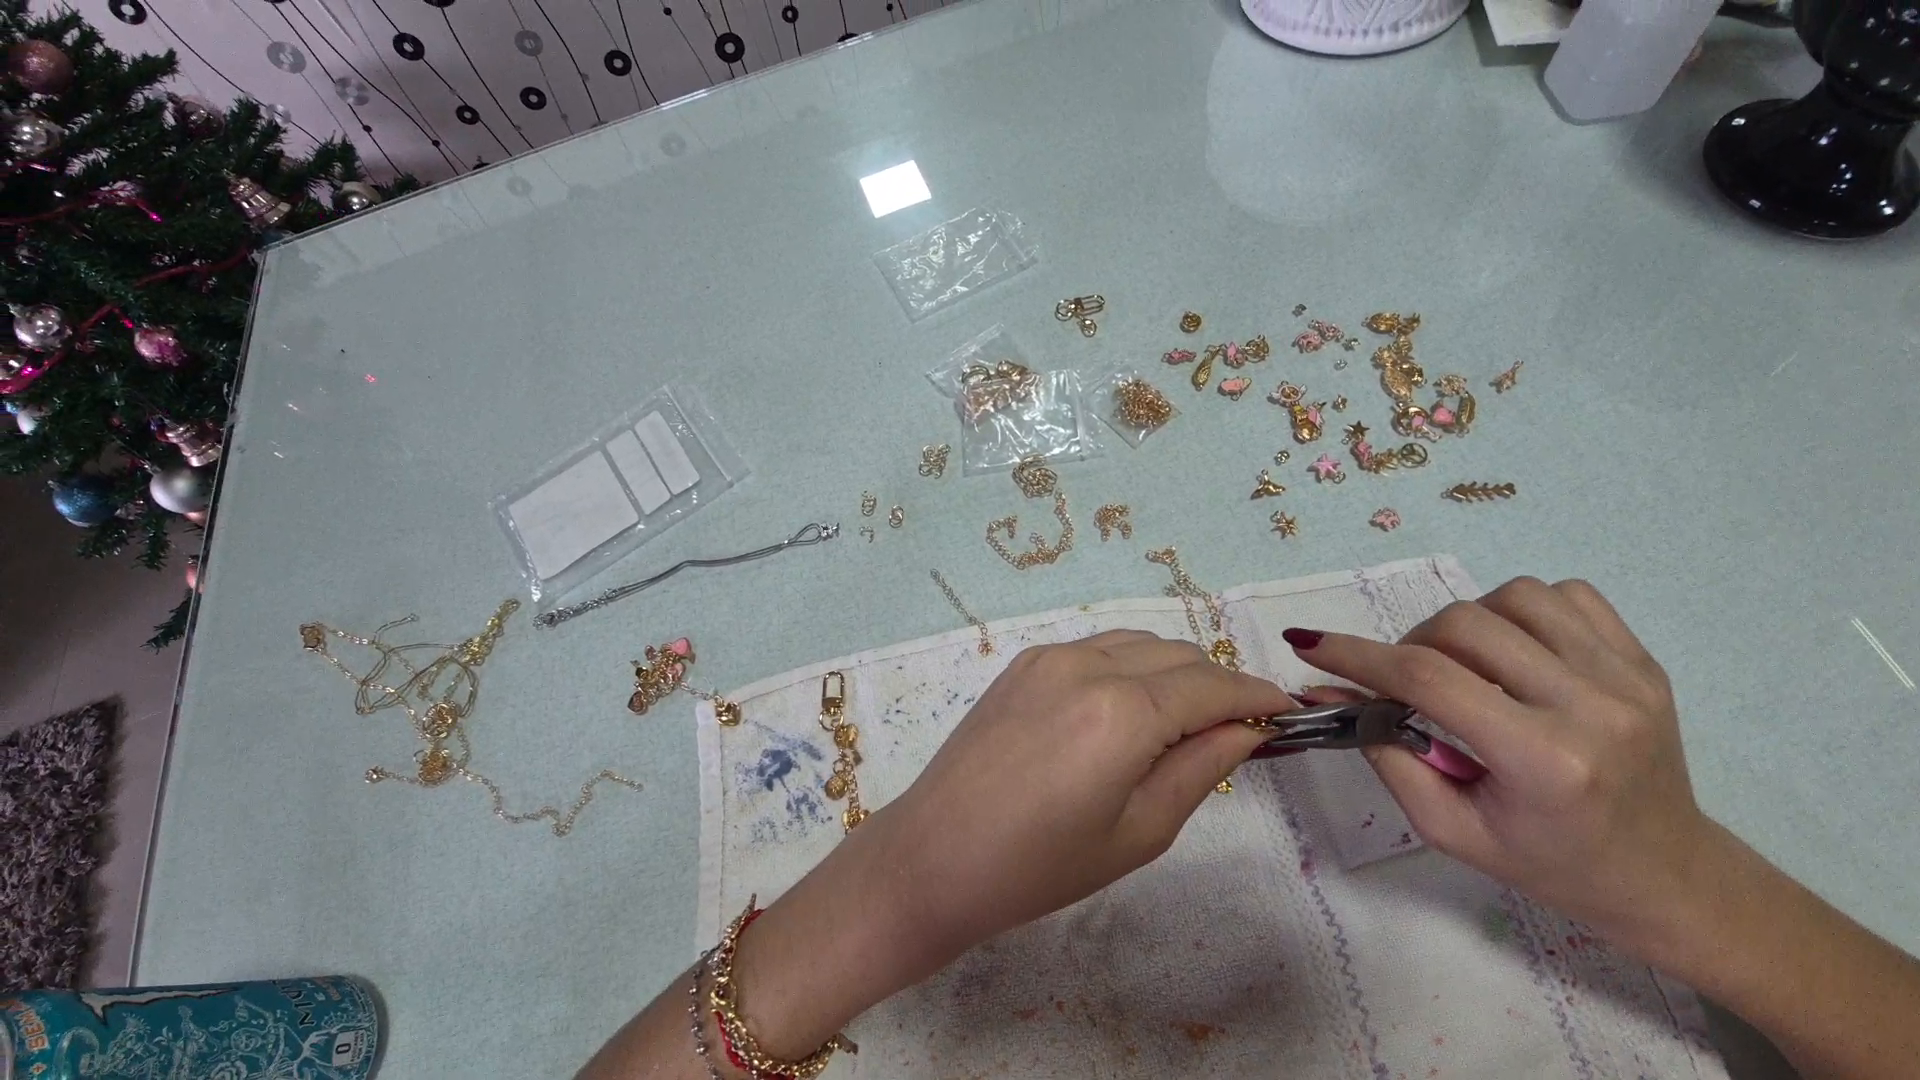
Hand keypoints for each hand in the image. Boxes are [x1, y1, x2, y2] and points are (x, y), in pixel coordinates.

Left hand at [881, 630, 1296, 954]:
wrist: (934, 856)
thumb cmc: (1041, 866)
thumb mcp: (1139, 831)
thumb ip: (1201, 768)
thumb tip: (1245, 729)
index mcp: (1123, 710)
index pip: (1213, 686)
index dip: (1256, 696)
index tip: (1287, 710)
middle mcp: (1088, 664)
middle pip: (1179, 655)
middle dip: (1217, 684)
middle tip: (1234, 730)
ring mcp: (1049, 656)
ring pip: (1138, 643)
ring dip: (1174, 671)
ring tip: (1183, 721)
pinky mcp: (1022, 662)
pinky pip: (1097, 649)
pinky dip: (1130, 666)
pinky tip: (1128, 708)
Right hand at [1281, 578, 1715, 946]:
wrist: (1663, 874)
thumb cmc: (1546, 862)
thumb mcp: (1448, 827)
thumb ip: (1385, 752)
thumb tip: (1329, 688)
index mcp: (1543, 761)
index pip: (1427, 679)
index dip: (1357, 655)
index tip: (1310, 645)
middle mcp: (1591, 706)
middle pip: (1464, 625)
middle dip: (1412, 643)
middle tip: (1405, 680)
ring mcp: (1627, 676)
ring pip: (1513, 596)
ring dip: (1466, 622)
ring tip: (1464, 663)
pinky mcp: (1644, 660)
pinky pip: (1566, 594)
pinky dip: (1521, 610)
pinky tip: (1515, 650)